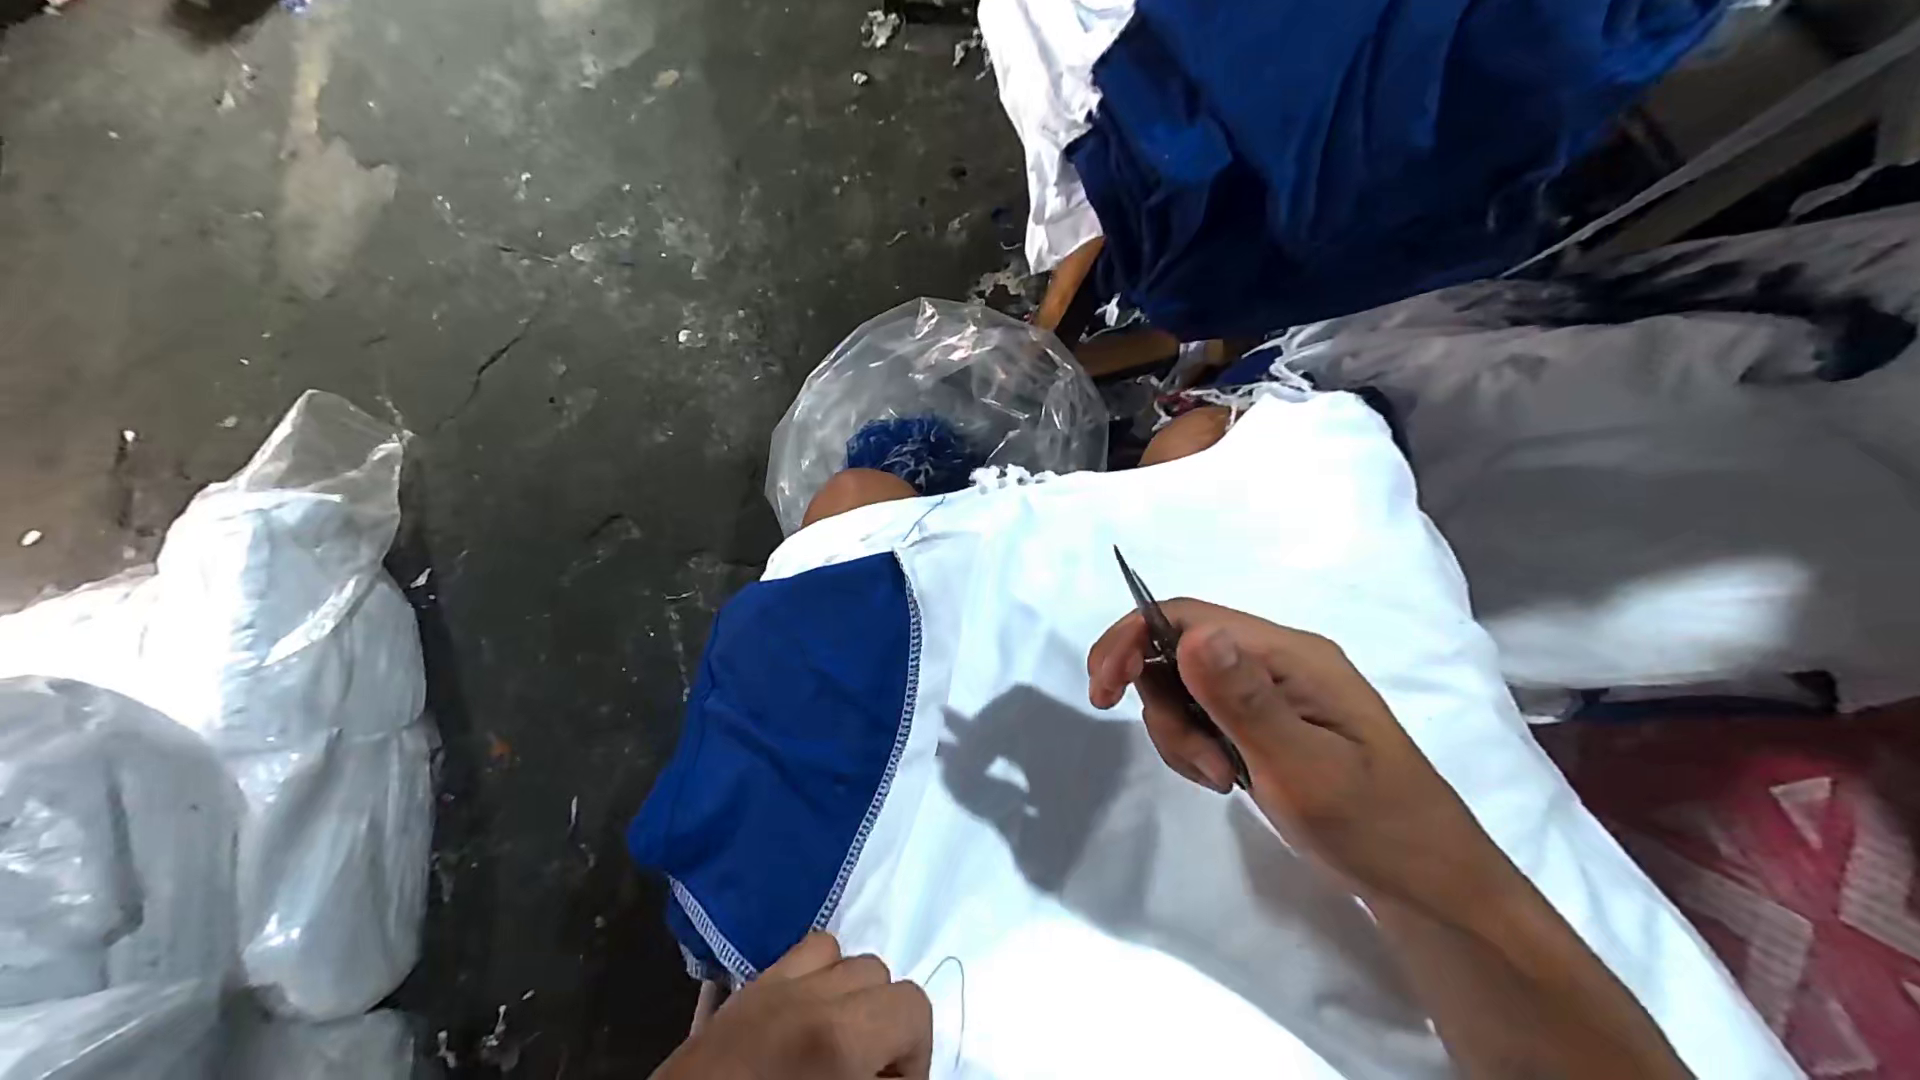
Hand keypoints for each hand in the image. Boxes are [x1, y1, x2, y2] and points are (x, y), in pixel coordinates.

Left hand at [651, 932, 932, 1079]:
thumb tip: (895, 1074)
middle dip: (886, 1024)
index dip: (915, 1055)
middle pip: (880, 975)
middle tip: (865, 1073)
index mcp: (837, 1038)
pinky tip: (806, 1016)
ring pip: (844, 954)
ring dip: (852, 994)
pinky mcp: (747, 989)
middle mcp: (811, 995)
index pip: (912, 1007)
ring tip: (836, 1041)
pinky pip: (802, 951)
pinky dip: (818, 974)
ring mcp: (775, 985)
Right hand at [1087, 600, 1519, 917]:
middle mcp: (1276, 661)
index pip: (1188, 616)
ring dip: (1181, 734)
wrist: (1429, 888)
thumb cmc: (1375, 827)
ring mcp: (1269, 692)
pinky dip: (1194, 746)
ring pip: (1184, 689)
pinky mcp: (1263, 721)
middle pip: (1179, 654)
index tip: (1102, 691)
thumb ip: (1244, 700)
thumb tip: (1192, 634)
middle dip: (1165, 708)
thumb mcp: (1304, 769)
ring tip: (1221, 781)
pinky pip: (1201, 716)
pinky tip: (1225, 781)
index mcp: (1290, 654)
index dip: (1132, 639)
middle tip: (1199, 765)